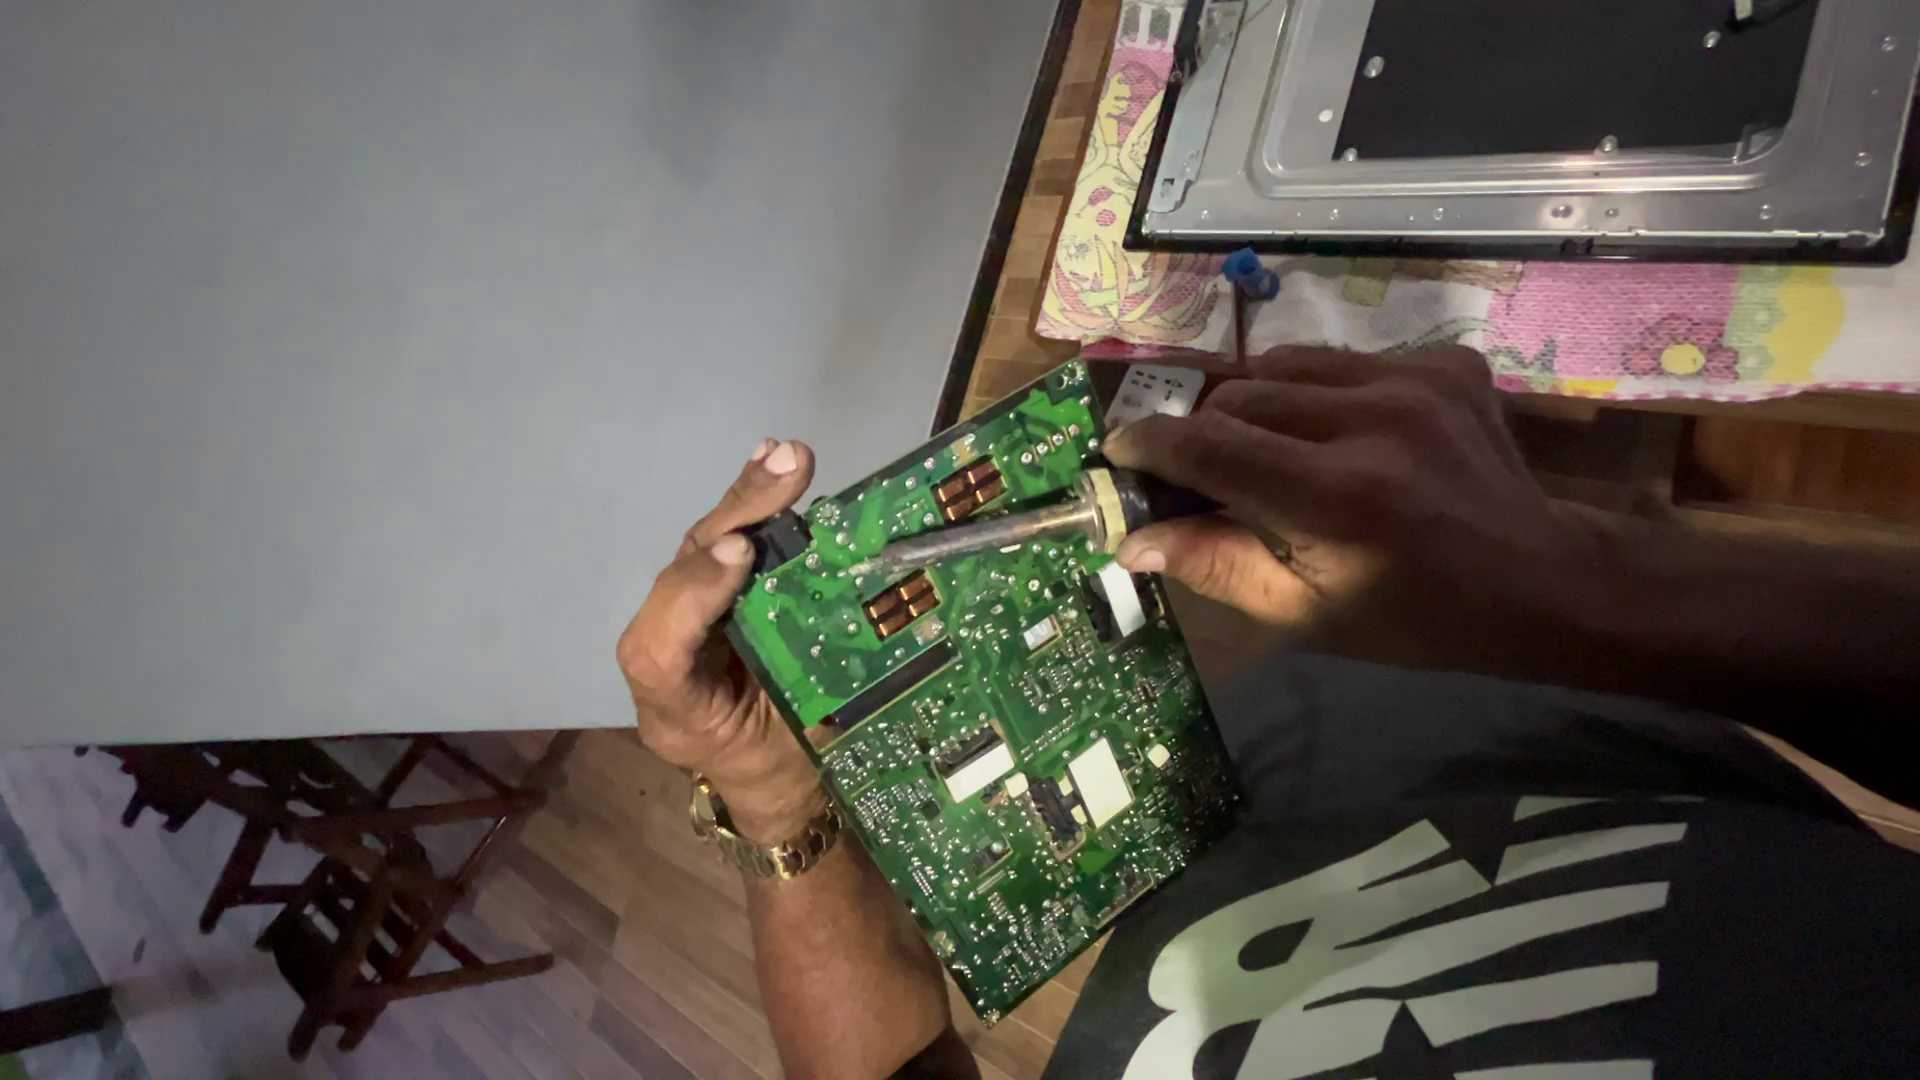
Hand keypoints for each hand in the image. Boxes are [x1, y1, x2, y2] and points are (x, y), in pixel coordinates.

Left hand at [616, 439, 826, 843]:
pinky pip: (727, 547)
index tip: (742, 552)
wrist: (777, 774)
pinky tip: (771, 462)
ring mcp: (696, 618)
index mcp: (677, 706)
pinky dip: (750, 505)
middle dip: (735, 516)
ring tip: (786, 456)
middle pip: (686, 575)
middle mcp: (672, 650)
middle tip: (786, 468)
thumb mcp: (799, 758)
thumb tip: (857, 650)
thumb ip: (811, 712)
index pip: (659, 649)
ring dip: (747, 498)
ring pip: (706, 549)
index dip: (692, 596)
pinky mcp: (722, 594)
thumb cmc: (788, 770)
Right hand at [1104, 345, 1594, 670]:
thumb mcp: (1302, 612)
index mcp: (1336, 497)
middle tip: (1193, 470)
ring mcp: (1415, 378)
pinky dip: (1305, 391)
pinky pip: (1334, 359)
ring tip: (1256, 446)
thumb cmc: (1411, 617)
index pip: (1209, 445)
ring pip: (1278, 364)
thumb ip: (1212, 565)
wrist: (1543, 580)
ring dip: (1246, 404)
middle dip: (1197, 431)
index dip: (1149, 444)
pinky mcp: (1442, 360)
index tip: (1119, 452)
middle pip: (1235, 396)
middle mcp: (1372, 420)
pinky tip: (1326, 430)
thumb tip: (1132, 540)